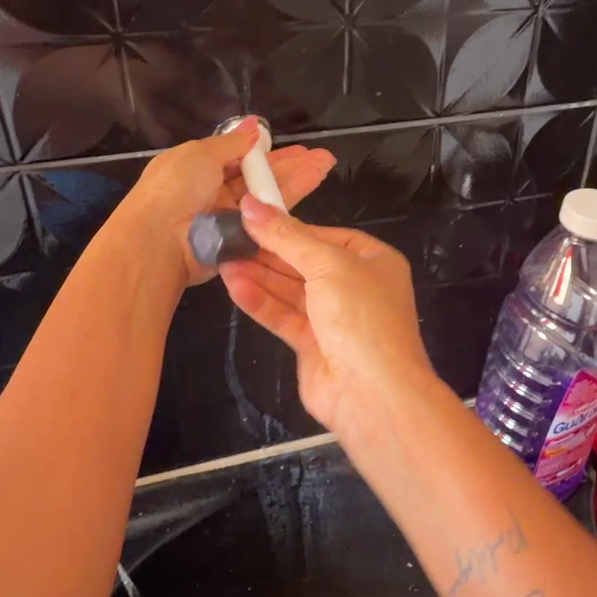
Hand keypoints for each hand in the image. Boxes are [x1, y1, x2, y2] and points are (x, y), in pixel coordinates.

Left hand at [121, 119, 335, 285]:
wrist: (161, 239)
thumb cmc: (175, 188)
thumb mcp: (200, 154)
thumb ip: (232, 142)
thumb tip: (254, 125)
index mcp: (199, 167)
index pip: (239, 157)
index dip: (267, 150)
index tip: (294, 146)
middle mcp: (215, 192)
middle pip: (259, 176)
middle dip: (291, 165)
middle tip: (322, 157)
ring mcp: (230, 216)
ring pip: (269, 195)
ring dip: (298, 178)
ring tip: (324, 165)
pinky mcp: (242, 238)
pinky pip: (269, 217)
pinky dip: (290, 201)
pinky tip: (313, 185)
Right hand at [219, 196, 441, 435]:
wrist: (372, 391)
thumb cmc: (360, 314)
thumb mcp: (327, 264)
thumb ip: (286, 237)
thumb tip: (251, 205)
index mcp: (374, 262)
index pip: (328, 237)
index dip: (293, 229)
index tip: (255, 219)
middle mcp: (356, 288)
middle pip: (306, 263)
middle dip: (269, 253)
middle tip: (230, 238)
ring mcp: (335, 319)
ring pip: (291, 291)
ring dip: (259, 276)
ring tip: (222, 259)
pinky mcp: (314, 345)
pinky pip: (284, 317)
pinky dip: (260, 302)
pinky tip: (234, 286)